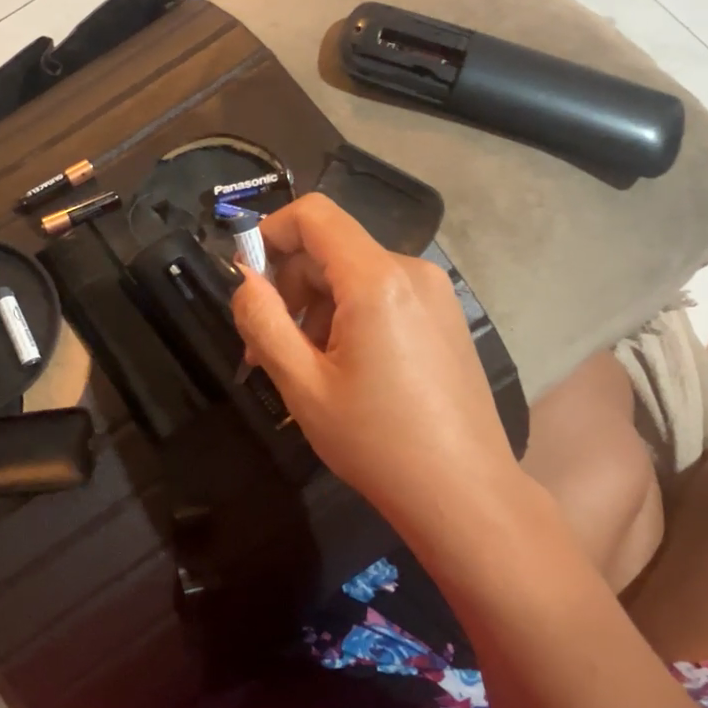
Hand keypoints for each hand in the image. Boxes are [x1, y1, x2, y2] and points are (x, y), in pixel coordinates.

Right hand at [231, 194, 518, 509]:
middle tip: (268, 350)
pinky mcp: (445, 317)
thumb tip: (244, 279)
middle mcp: (412, 271)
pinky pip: (384, 296)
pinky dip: (352, 317)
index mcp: (376, 281)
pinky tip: (348, 371)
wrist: (463, 492)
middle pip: (332, 249)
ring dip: (319, 309)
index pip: (314, 215)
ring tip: (308, 371)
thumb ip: (262, 322)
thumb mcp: (302, 385)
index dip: (270, 233)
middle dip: (290, 288)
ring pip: (356, 275)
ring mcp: (435, 293)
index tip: (248, 282)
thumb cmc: (376, 441)